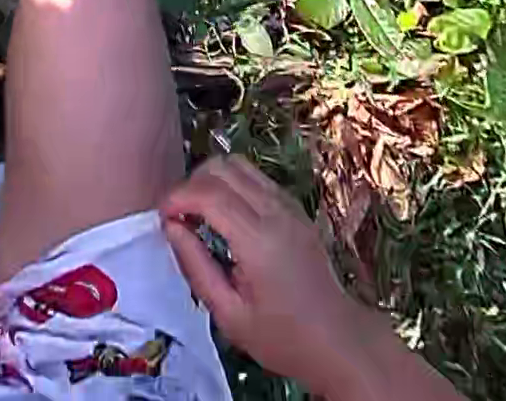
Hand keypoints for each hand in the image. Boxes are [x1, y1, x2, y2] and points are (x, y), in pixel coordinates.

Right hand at [161, 157, 461, 399]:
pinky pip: (252, 174)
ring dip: (209, 178)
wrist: (342, 343)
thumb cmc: (283, 338)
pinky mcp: (293, 204)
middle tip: (180, 215)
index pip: (207, 193)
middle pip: (219, 168)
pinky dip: (229, 181)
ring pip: (236, 163)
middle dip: (189, 185)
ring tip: (200, 210)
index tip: (163, 217)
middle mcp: (275, 212)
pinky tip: (226, 212)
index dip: (176, 197)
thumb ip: (195, 266)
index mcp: (259, 241)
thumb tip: (171, 226)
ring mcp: (288, 204)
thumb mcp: (229, 316)